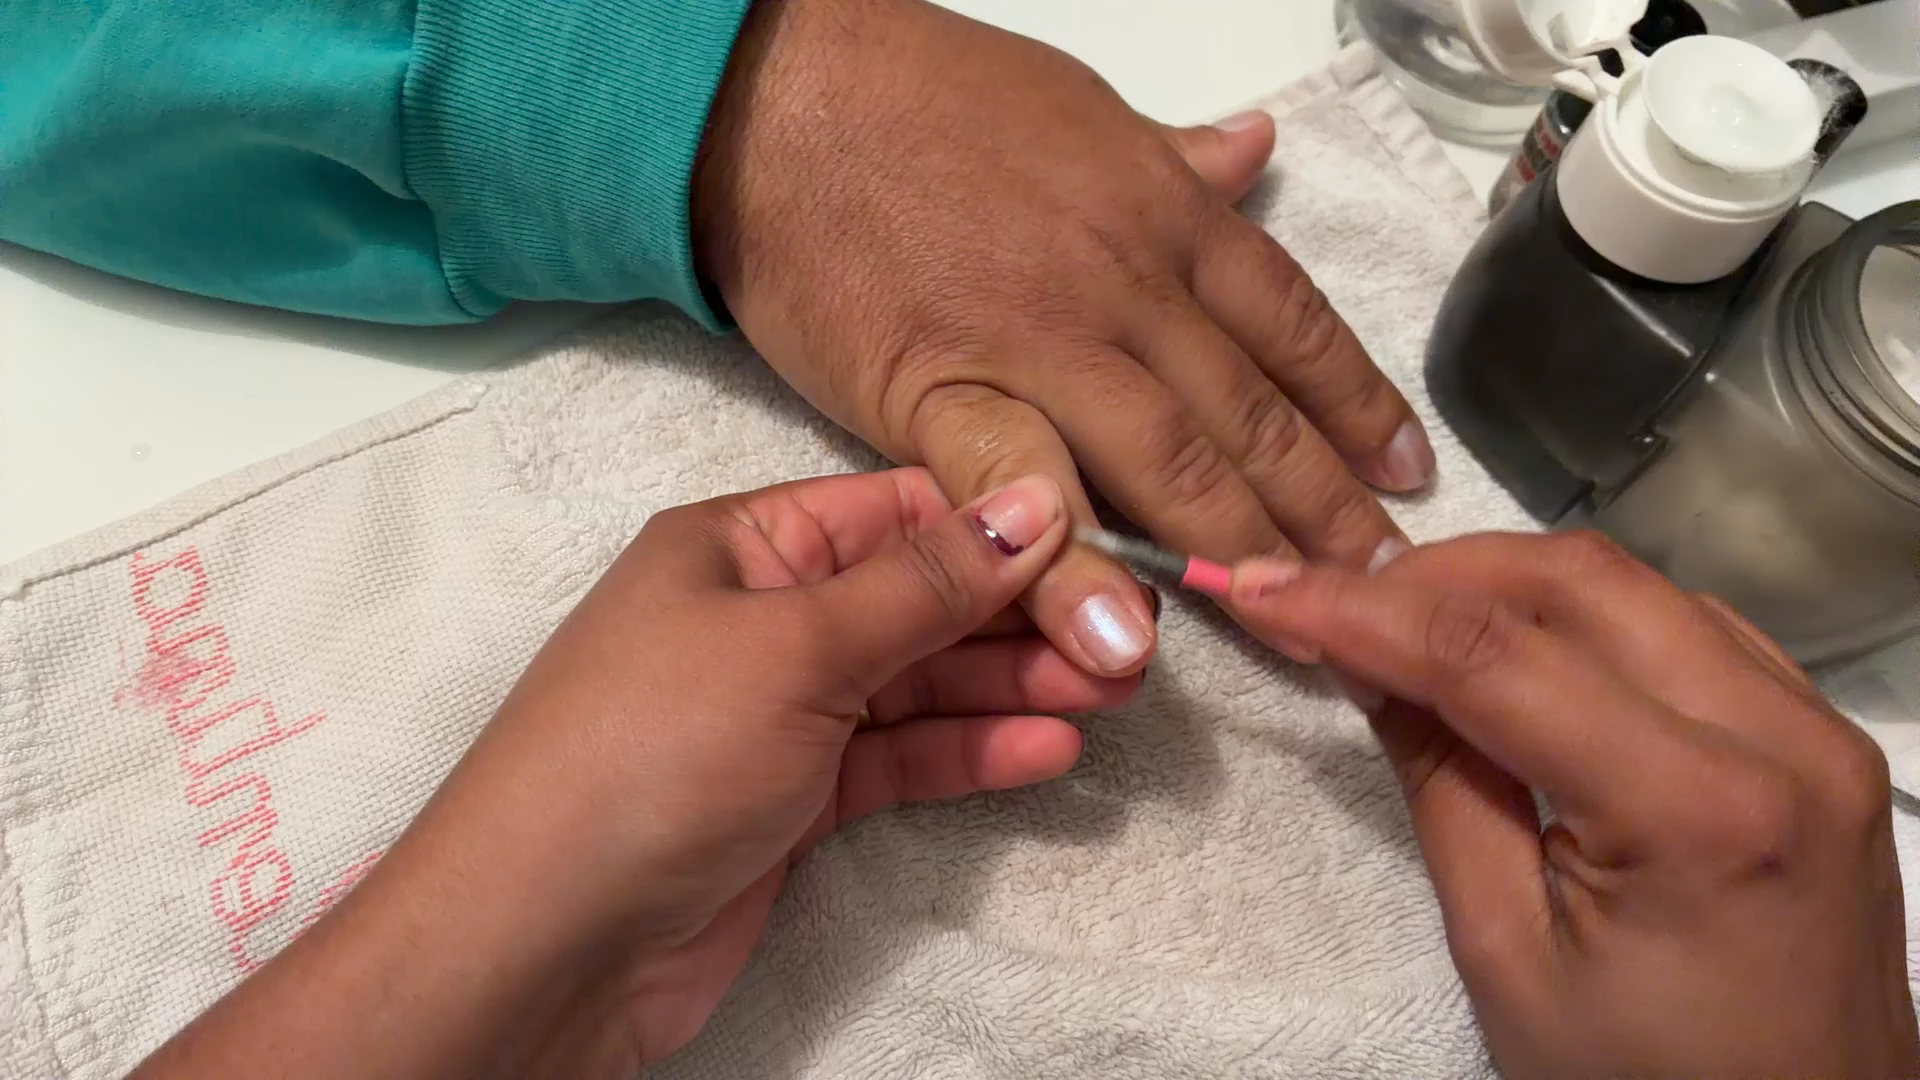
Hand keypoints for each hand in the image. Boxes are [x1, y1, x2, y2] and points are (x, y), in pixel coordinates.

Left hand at [131, 468, 1136, 1078]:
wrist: (540, 953)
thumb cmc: (659, 753)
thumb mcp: (799, 647)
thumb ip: (926, 581)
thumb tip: (1036, 500)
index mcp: (749, 544)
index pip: (900, 512)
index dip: (998, 530)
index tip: (1093, 556)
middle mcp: (772, 612)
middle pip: (921, 599)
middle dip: (1019, 619)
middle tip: (1125, 641)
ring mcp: (789, 703)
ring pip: (921, 680)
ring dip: (1011, 686)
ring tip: (1109, 693)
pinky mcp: (802, 787)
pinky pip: (902, 753)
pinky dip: (971, 749)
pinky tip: (1047, 748)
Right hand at [693, 0, 1431, 679]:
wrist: (780, 105)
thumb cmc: (918, 101)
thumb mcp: (1075, 113)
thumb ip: (1171, 155)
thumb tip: (1251, 152)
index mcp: (1158, 214)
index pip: (1291, 326)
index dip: (1358, 406)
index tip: (1403, 474)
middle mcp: (1122, 285)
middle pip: (1248, 415)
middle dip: (1322, 508)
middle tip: (1378, 583)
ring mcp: (1038, 344)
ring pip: (1168, 462)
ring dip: (1242, 551)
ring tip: (1302, 627)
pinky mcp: (941, 397)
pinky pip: (1026, 491)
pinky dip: (1077, 570)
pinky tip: (1128, 641)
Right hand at [1227, 532, 1918, 1078]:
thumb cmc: (1633, 1072)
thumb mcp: (1497, 938)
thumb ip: (1436, 775)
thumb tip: (1362, 655)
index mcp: (1697, 809)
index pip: (1487, 658)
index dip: (1355, 608)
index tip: (1260, 585)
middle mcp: (1778, 736)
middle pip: (1567, 579)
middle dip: (1424, 573)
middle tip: (1329, 600)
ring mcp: (1807, 722)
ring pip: (1614, 580)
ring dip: (1484, 578)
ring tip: (1394, 618)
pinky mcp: (1803, 726)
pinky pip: (1659, 612)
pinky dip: (1551, 604)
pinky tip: (1494, 641)